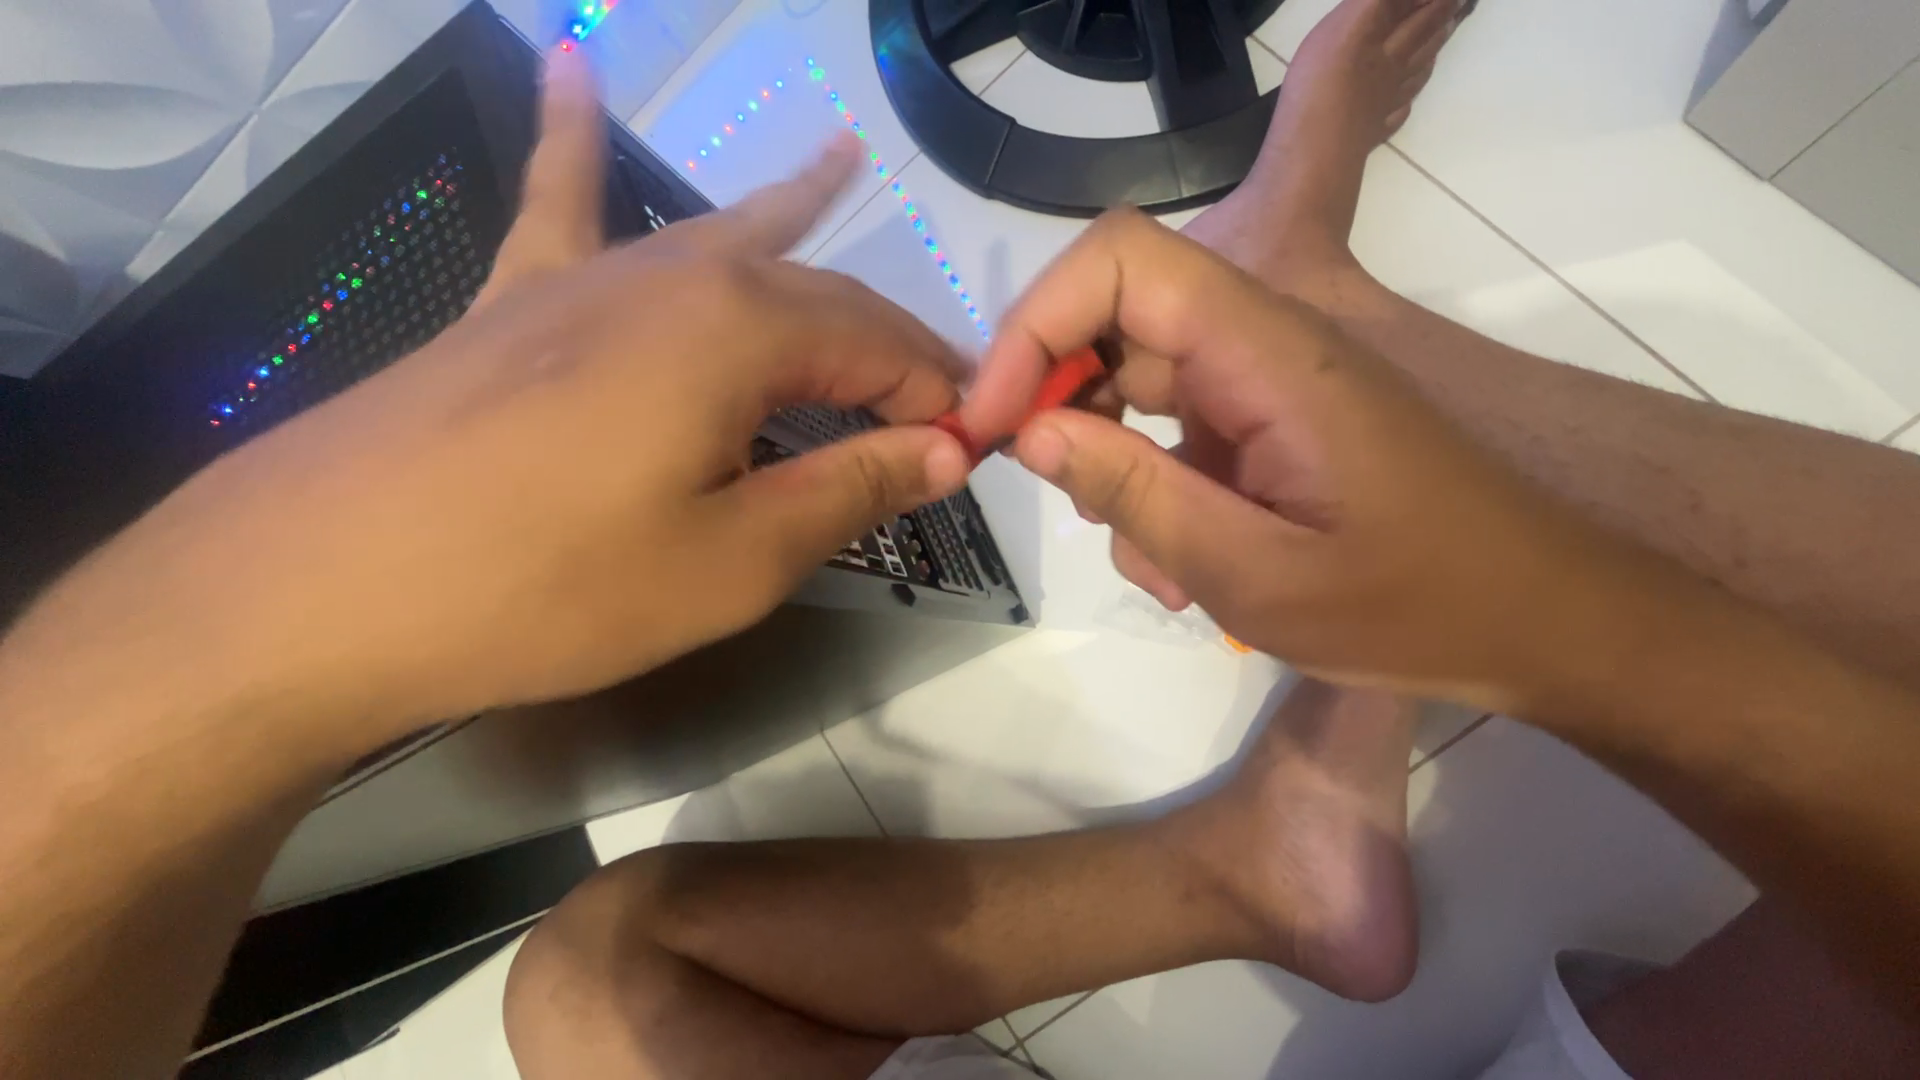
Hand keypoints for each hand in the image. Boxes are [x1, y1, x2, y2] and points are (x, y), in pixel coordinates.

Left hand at [60, 48, 970, 742]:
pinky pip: (561, 204)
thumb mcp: (734, 560)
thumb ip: (850, 490)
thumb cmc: (553, 587)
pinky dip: (573, 138)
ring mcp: (584, 276)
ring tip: (844, 160)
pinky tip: (568, 67)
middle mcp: (672, 273)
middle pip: (815, 291)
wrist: (317, 591)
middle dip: (887, 340)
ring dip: (793, 212)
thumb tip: (946, 449)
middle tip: (936, 392)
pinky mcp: (513, 303)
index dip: (938, 398)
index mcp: (741, 328)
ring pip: (720, 236)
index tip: (973, 448)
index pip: (882, 347)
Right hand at [962, 210, 1668, 710]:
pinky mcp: (1268, 423)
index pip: (1120, 263)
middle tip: (1052, 495)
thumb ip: (1135, 496)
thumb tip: (1027, 433)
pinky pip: (1174, 432)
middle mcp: (1262, 344)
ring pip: (1134, 384)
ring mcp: (1265, 383)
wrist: (1543, 621)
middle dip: (1057, 404)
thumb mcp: (1252, 573)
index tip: (992, 422)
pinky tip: (1180, 569)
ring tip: (1151, 565)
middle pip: (1114, 319)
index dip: (1035, 325)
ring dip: (1109, 468)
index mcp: (1269, 354)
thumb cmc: (1413, 606)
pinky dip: (1152, 492)